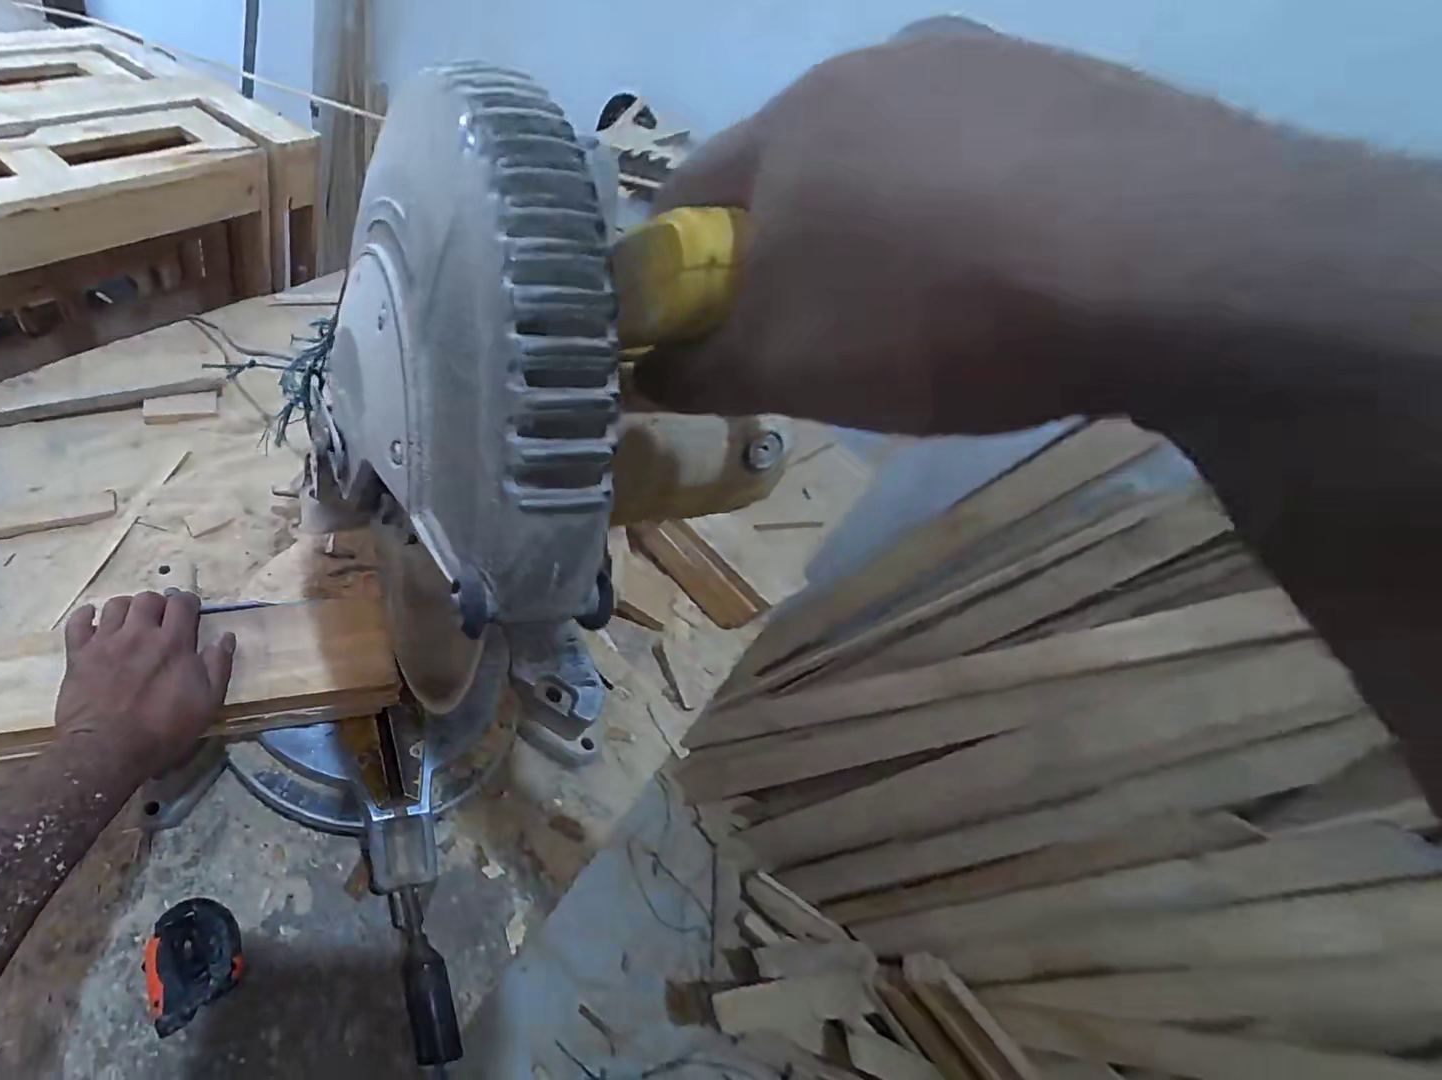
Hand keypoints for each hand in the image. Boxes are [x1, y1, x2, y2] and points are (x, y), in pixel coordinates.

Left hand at [54, 590, 236, 770]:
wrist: (107, 751)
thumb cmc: (164, 729)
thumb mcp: (207, 701)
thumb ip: (219, 665)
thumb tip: (226, 636)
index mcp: (174, 642)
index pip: (182, 602)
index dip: (188, 603)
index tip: (190, 613)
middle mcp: (139, 633)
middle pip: (148, 598)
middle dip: (158, 604)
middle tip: (160, 621)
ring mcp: (106, 642)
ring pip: (116, 604)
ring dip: (127, 608)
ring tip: (130, 623)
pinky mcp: (79, 655)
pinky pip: (77, 622)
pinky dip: (86, 616)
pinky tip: (93, 622)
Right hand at [632, 22, 1283, 433]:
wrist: (1184, 275)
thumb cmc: (923, 317)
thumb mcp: (776, 370)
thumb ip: (688, 374)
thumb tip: (641, 378)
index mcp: (792, 121)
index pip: (682, 195)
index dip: (667, 268)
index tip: (683, 324)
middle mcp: (877, 66)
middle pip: (775, 177)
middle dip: (759, 256)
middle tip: (781, 328)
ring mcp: (981, 64)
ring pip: (863, 166)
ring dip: (842, 236)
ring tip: (879, 309)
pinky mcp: (1064, 88)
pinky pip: (949, 160)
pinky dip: (926, 217)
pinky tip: (964, 274)